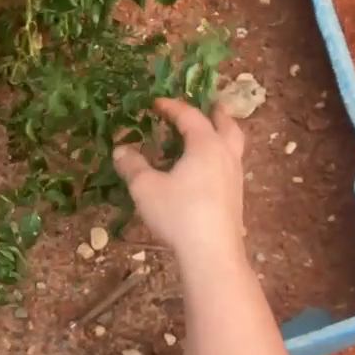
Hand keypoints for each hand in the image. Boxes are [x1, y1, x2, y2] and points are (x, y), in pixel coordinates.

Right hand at [112, 98, 246, 266]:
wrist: (211, 252)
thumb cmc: (178, 213)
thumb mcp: (145, 187)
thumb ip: (132, 165)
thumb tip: (120, 149)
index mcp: (205, 145)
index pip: (190, 116)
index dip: (172, 107)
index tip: (156, 102)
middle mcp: (225, 156)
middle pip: (227, 126)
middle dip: (216, 113)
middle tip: (208, 105)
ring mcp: (234, 177)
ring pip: (233, 146)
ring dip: (221, 134)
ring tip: (207, 135)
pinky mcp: (235, 197)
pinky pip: (230, 165)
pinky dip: (219, 155)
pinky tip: (205, 169)